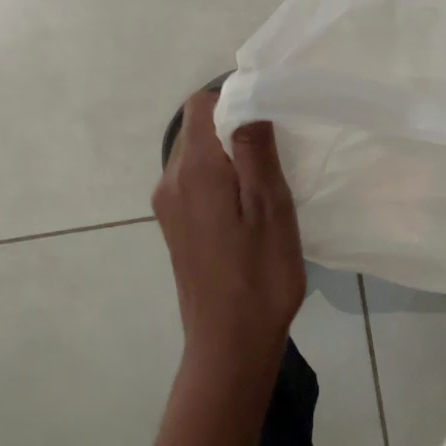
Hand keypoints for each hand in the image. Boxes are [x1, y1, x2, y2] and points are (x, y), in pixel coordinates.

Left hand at [152, 89, 305, 371]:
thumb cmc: (258, 275)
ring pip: (197, 156)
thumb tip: (248, 101)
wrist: (229, 347)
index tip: (269, 116)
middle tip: (276, 149)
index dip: (234, 98)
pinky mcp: (176, 228)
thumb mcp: (270, 206)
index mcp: (192, 171)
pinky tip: (249, 206)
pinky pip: (195, 183)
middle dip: (234, 127)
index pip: (200, 105)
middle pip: (197, 129)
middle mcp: (170, 182)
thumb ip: (255, 149)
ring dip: (229, 156)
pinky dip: (220, 179)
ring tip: (266, 179)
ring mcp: (169, 207)